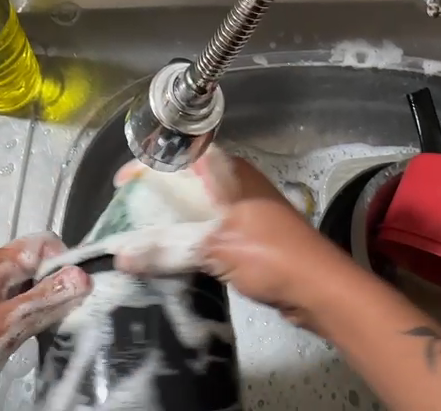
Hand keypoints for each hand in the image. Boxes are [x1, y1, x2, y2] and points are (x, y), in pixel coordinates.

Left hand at [0, 233, 89, 410]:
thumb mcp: (0, 329)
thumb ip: (42, 300)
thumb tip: (83, 275)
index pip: (38, 245)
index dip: (63, 259)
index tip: (85, 286)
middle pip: (36, 267)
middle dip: (60, 282)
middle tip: (84, 307)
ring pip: (30, 291)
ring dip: (50, 303)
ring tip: (73, 321)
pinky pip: (21, 312)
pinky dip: (37, 320)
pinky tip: (51, 334)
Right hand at [111, 149, 361, 329]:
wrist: (319, 286)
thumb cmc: (270, 255)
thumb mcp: (215, 249)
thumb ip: (167, 249)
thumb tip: (121, 255)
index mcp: (228, 171)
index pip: (180, 154)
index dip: (149, 163)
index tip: (123, 182)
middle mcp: (235, 180)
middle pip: (187, 177)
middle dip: (156, 191)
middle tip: (126, 210)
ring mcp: (243, 205)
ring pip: (198, 203)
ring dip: (172, 215)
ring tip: (141, 232)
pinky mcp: (248, 231)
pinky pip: (209, 224)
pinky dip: (188, 233)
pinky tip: (173, 251)